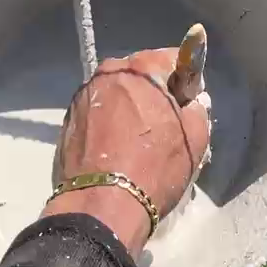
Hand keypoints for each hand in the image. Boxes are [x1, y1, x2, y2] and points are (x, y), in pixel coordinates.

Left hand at [42, 40, 211, 254]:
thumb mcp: (194, 139)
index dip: (185, 79)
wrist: (100, 209)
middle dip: (154, 92)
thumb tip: (192, 101)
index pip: (172, 58)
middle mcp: (109, 71)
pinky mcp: (68, 117)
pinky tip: (114, 151)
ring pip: (117, 92)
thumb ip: (198, 109)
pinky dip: (108, 123)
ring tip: (135, 142)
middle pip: (141, 73)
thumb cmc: (153, 169)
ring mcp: (84, 93)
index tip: (188, 103)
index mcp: (141, 68)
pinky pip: (98, 111)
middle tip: (163, 125)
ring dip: (129, 107)